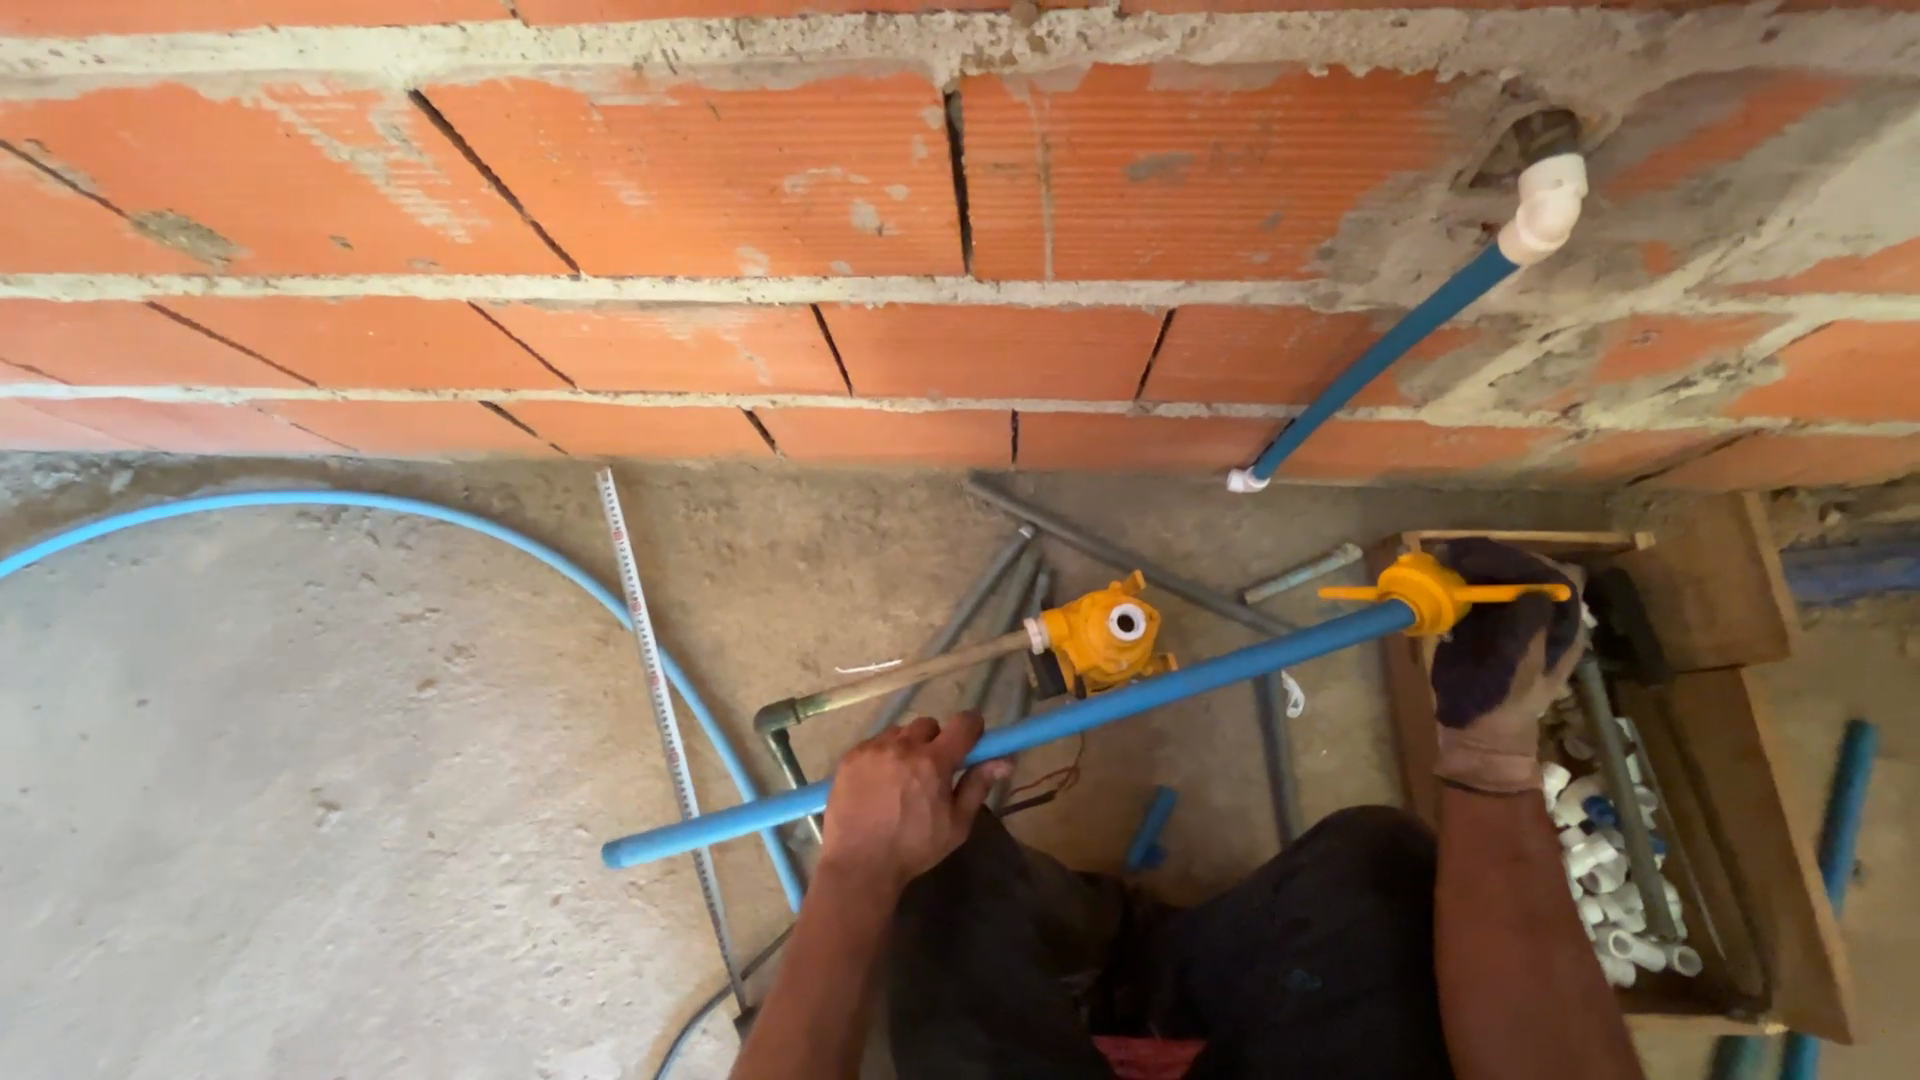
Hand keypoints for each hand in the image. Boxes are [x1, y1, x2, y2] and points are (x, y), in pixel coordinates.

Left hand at [820, 711, 1012, 895]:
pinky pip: (874, 743)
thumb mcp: (956, 824)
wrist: (859, 865)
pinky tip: (878, 782)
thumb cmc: (914, 848)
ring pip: (900, 732)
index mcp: (934, 761)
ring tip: (901, 777)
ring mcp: (873, 749)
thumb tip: (1005, 760)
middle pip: (929, 725)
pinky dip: (882, 755)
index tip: (972, 740)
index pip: (963, 723)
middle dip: (936, 742)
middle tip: (931, 770)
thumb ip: (978, 786)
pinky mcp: (851, 757)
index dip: (972, 727)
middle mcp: (903, 746)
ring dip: (907, 746)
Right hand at [1430, 539, 1587, 793]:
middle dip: (1490, 556)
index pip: (1552, 576)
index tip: (1481, 557)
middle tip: (1450, 553)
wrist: (1479, 732)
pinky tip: (1437, 575)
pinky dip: (1456, 578)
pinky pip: (1474, 590)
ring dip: (1471, 562)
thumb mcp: (1521, 672)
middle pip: (1523, 568)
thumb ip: (1531, 632)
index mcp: (1560, 627)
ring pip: (1499, 575)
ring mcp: (1509, 617)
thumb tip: (1535, 591)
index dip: (1519, 561)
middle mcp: (1539, 615)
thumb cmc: (1502, 706)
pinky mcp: (1482, 623)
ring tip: (1440, 559)